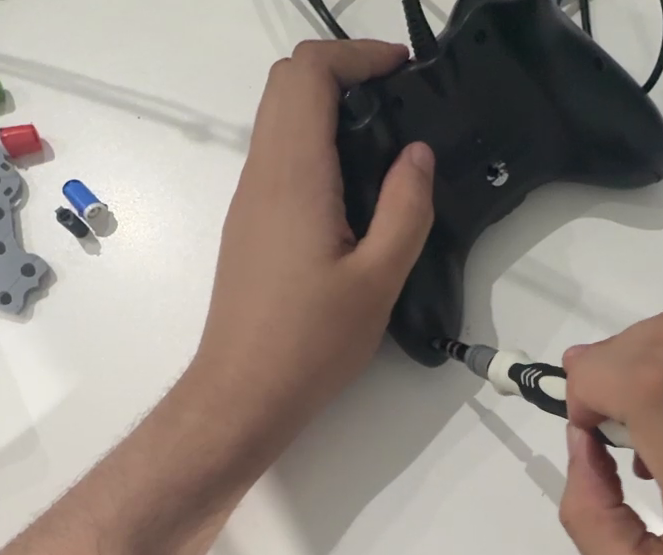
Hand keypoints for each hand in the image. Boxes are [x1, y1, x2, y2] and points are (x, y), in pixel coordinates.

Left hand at [187, 40, 434, 435]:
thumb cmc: (311, 343)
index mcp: (294, 177)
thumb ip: (405, 210)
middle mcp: (261, 176)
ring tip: (384, 145)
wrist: (245, 391)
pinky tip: (353, 193)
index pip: (308, 74)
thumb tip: (418, 156)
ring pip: (278, 122)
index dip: (357, 55)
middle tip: (396, 100)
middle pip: (286, 85)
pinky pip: (278, 161)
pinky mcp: (249, 229)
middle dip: (342, 73)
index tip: (402, 71)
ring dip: (326, 111)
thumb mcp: (378, 281)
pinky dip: (314, 148)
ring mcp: (248, 202)